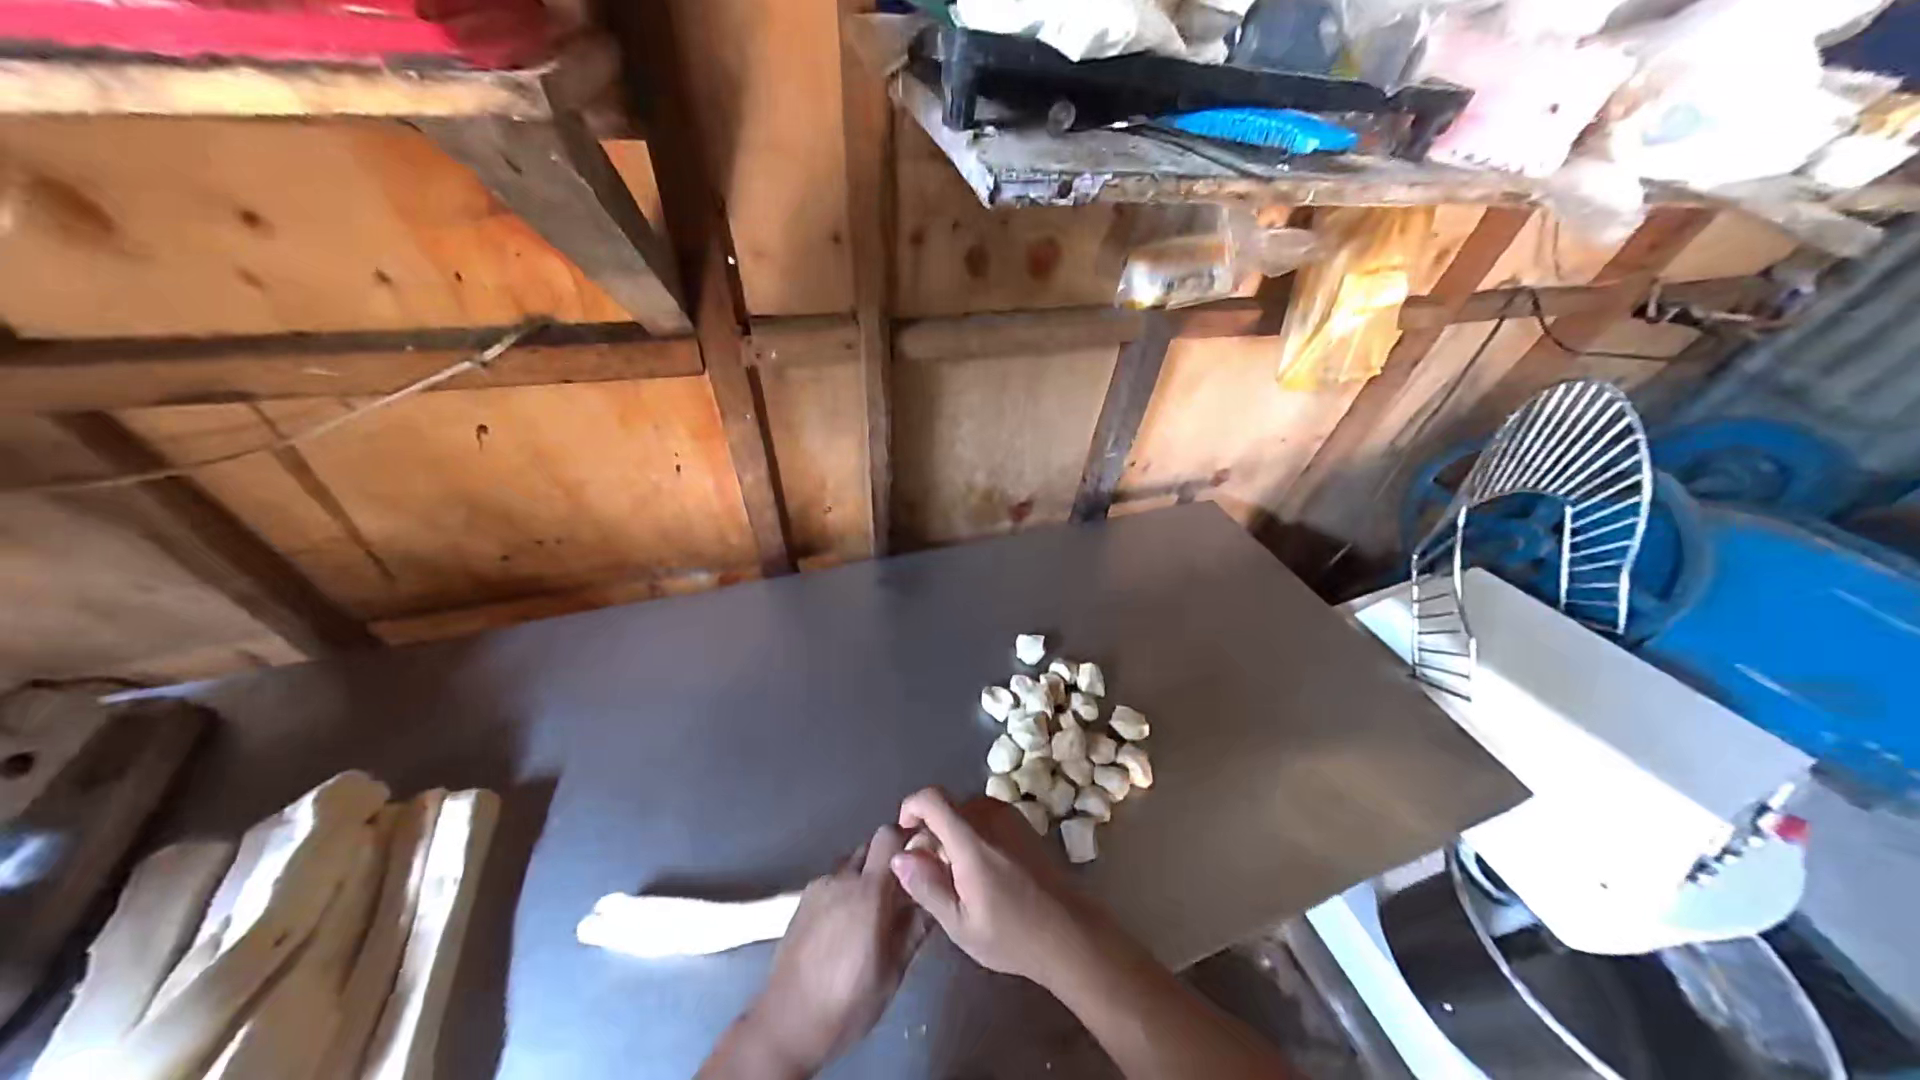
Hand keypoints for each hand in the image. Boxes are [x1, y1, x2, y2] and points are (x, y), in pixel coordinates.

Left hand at [734, 826, 929, 1075]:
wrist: (787, 1023)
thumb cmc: (848, 1002)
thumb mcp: (893, 971)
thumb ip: (915, 928)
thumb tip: (932, 899)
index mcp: (867, 891)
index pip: (888, 835)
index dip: (906, 838)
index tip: (921, 858)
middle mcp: (840, 880)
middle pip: (870, 847)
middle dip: (888, 862)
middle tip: (901, 893)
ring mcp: (817, 889)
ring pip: (850, 866)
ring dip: (865, 877)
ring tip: (873, 914)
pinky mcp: (801, 902)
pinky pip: (832, 883)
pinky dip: (845, 892)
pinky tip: (848, 926)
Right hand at [890, 788, 1115, 988]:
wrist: (1070, 933)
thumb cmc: (1012, 936)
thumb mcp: (960, 924)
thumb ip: (926, 886)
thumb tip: (899, 855)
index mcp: (972, 841)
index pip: (932, 798)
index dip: (911, 807)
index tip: (906, 834)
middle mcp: (991, 818)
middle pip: (947, 806)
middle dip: (931, 830)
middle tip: (931, 871)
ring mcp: (1011, 817)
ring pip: (966, 810)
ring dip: (953, 832)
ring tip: (956, 874)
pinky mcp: (1023, 823)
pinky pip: (985, 816)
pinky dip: (973, 832)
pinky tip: (981, 868)